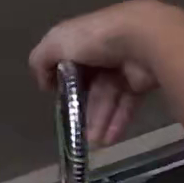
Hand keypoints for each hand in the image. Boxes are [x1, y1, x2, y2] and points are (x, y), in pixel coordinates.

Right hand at [28, 0, 183, 146]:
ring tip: (94, 143)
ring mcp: (123, 67)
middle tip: (77, 133)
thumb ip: (41, 60)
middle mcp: (103, 52)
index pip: (69, 63)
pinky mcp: (141, 82)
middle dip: (82, 110)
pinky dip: (116, 122)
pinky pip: (125, 104)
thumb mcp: (56, 43)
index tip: (58, 101)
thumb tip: (43, 83)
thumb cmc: (95, 39)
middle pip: (89, 86)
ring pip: (107, 98)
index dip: (62, 83)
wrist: (142, 38)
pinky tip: (108, 139)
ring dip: (98, 122)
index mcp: (82, 38)